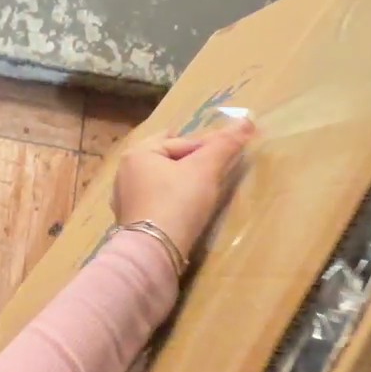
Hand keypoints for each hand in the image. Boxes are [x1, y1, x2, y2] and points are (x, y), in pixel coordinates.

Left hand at [111, 118, 256, 254]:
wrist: (154, 251)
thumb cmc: (178, 203)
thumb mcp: (204, 170)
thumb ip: (224, 145)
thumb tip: (247, 120)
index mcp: (138, 153)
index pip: (181, 142)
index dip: (206, 147)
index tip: (227, 157)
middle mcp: (124, 171)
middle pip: (166, 159)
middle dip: (188, 162)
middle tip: (213, 171)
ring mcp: (124, 198)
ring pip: (159, 181)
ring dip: (178, 182)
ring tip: (200, 192)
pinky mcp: (129, 221)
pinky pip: (154, 202)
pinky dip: (169, 201)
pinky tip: (181, 211)